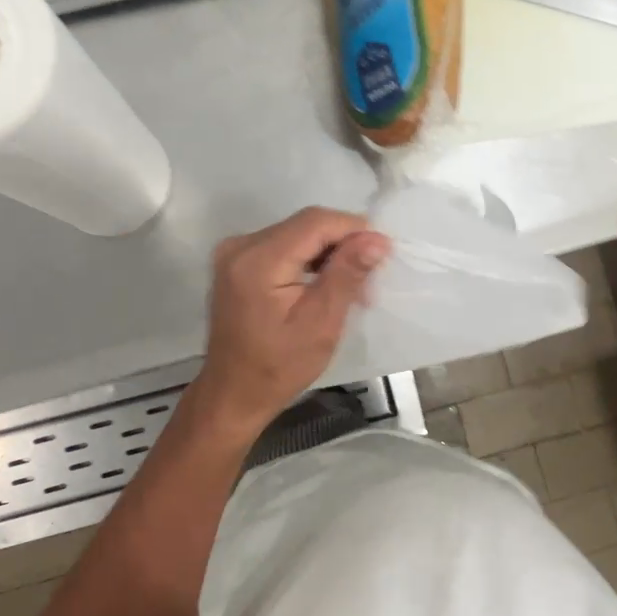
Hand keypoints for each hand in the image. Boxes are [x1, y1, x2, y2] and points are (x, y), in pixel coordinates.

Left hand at [193, 207, 391, 428]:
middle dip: (342, 243)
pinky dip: (306, 259)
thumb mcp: (321, 323)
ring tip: (352, 284)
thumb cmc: (279, 367)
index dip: (353, 229)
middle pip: (304, 225)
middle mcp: (240, 246)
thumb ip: (346, 275)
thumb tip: (377, 239)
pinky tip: (324, 282)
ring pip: (295, 234)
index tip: (383, 252)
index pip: (315, 222)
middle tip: (370, 275)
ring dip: (327, 252)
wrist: (233, 393)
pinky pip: (281, 246)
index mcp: (258, 260)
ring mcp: (234, 253)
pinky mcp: (236, 263)